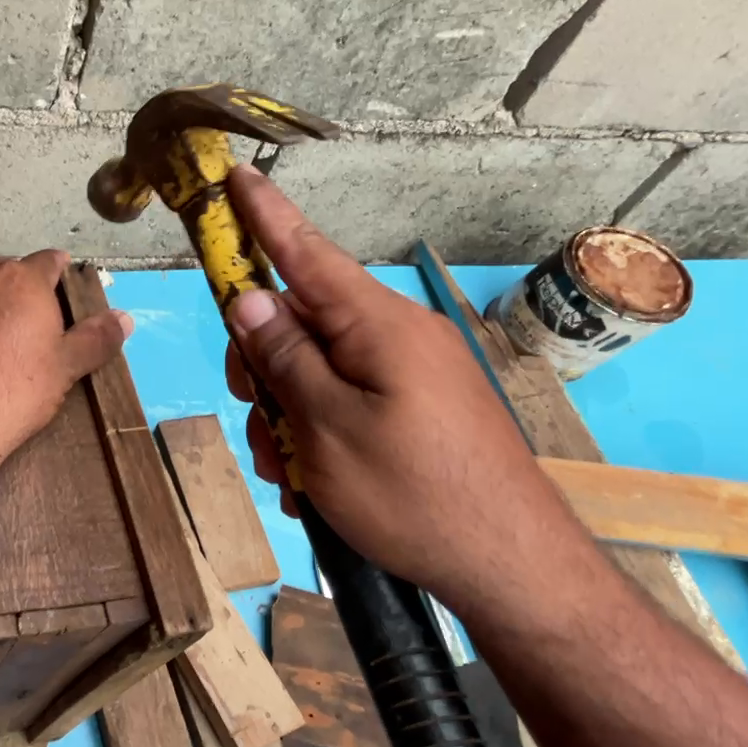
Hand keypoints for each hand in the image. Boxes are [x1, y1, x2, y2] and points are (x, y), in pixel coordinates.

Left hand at [0, 251, 131, 470]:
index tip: (61, 290)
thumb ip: (95, 339)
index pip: (48, 261)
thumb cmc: (14, 395)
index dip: (57, 275)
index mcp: (22, 281)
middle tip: (24, 327)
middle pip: (4, 272)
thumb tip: (124, 317)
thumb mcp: (65, 370)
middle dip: (16, 291)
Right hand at [222, 167, 580, 613]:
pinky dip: (316, 430)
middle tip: (257, 416)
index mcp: (377, 327)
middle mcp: (394, 335)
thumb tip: (249, 297)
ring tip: (290, 470)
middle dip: (262, 363)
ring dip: (285, 412)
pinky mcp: (415, 404)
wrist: (513, 572)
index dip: (264, 214)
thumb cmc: (414, 496)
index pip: (306, 253)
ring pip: (314, 366)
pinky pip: (344, 396)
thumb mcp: (327, 429)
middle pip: (298, 320)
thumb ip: (284, 357)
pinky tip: (313, 479)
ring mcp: (408, 371)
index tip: (234, 174)